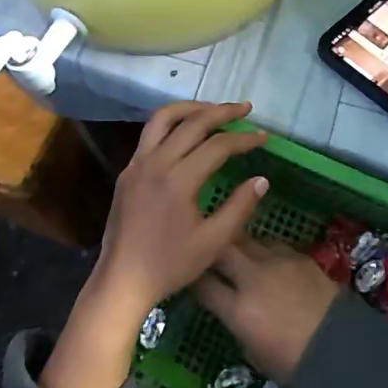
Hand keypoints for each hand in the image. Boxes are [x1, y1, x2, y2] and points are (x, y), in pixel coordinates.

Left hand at [94, 101, 271, 309]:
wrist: (122, 279)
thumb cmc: (170, 264)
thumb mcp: (213, 242)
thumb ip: (239, 207)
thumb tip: (262, 179)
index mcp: (178, 180)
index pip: (217, 146)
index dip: (244, 139)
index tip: (264, 137)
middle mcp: (155, 163)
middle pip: (192, 123)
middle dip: (222, 112)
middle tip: (245, 109)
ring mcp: (137, 164)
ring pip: (163, 119)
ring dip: (191, 108)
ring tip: (213, 108)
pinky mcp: (127, 171)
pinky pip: (150, 134)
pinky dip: (172, 123)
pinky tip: (185, 131)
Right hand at [194, 238, 341, 383]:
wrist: (343, 349)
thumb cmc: (295, 364)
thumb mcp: (253, 353)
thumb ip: (236, 324)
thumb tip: (231, 309)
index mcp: (238, 310)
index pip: (202, 284)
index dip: (192, 280)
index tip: (190, 279)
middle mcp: (253, 278)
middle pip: (220, 249)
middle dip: (212, 251)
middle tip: (209, 256)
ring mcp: (277, 262)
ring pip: (246, 240)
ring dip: (238, 247)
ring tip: (238, 256)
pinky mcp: (299, 256)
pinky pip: (272, 245)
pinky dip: (264, 251)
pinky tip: (267, 262)